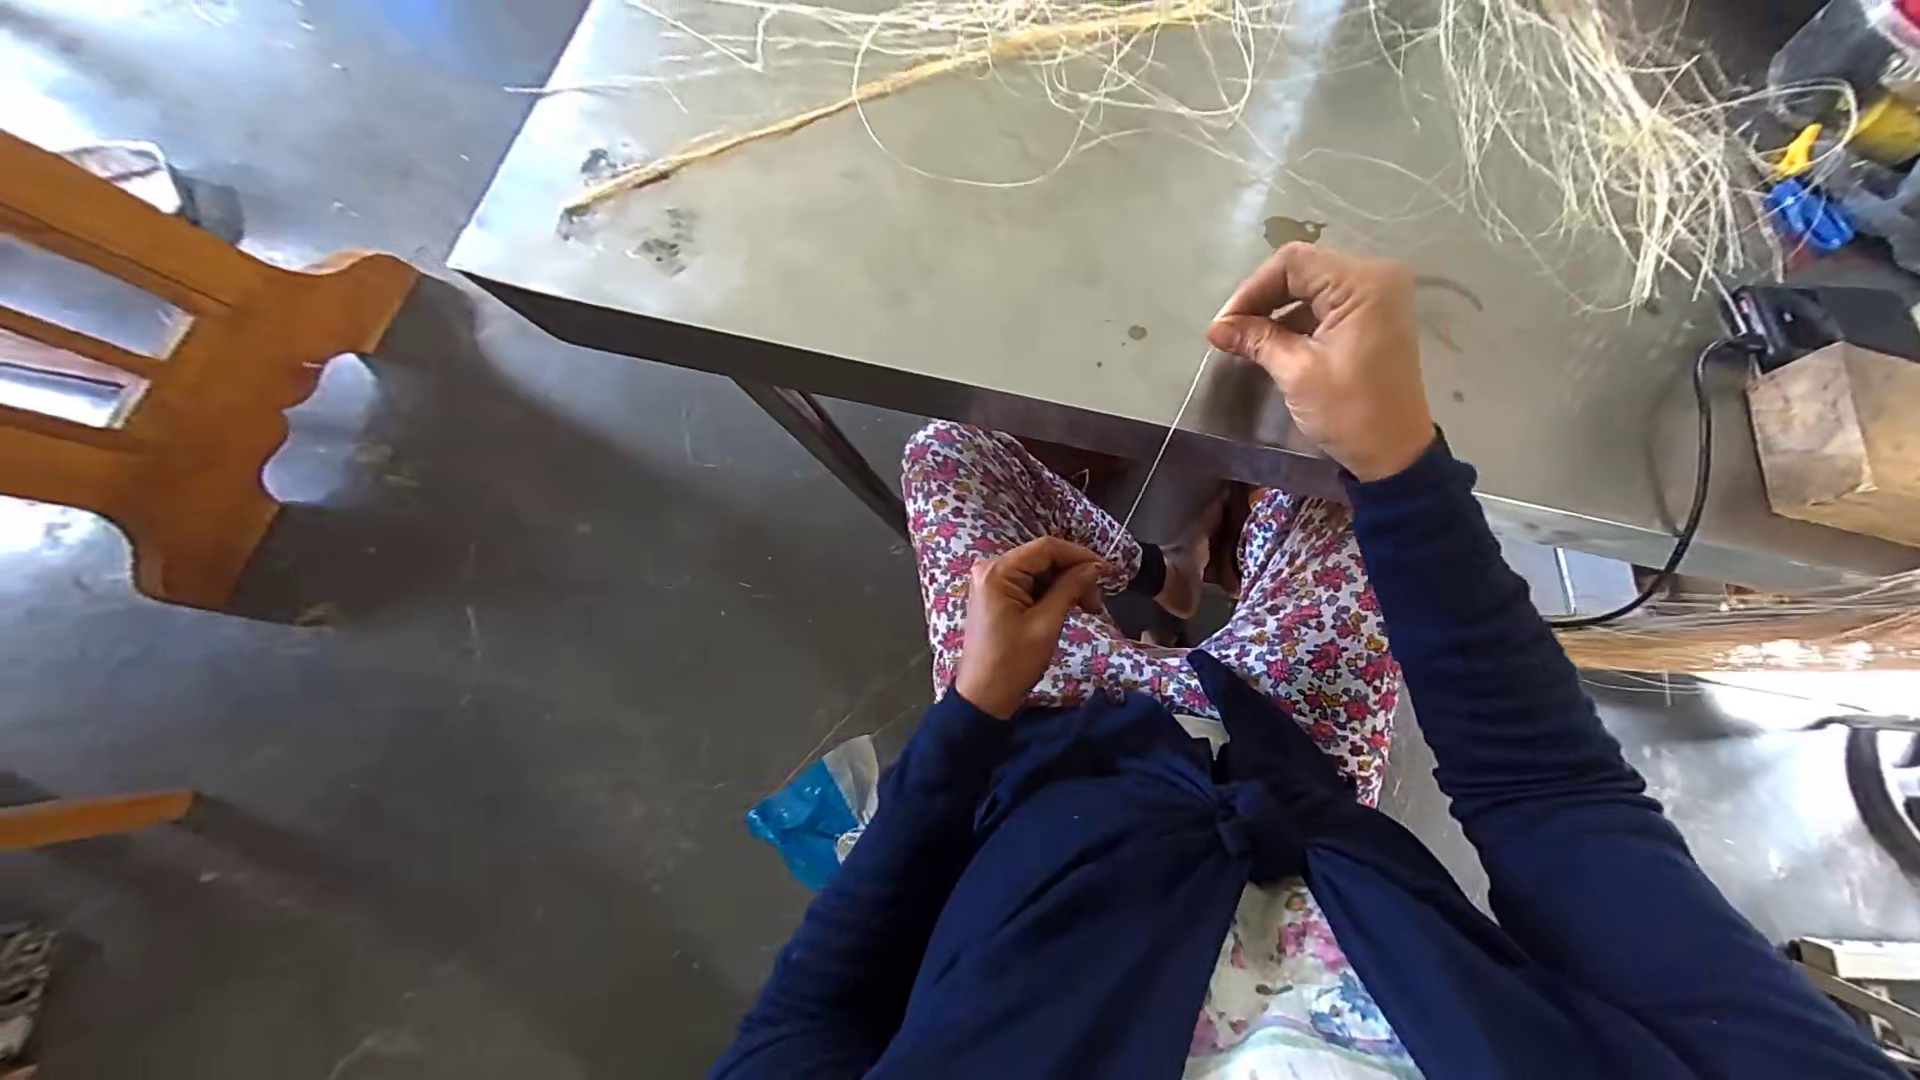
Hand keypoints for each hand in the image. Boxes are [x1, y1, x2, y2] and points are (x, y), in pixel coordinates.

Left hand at [953, 537, 1107, 719]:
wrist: (984, 696)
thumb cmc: (1013, 662)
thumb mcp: (1046, 623)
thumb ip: (1070, 588)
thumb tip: (1094, 567)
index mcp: (997, 571)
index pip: (1046, 547)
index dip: (1080, 555)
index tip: (1107, 571)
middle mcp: (991, 568)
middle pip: (1042, 557)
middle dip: (1073, 573)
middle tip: (1096, 601)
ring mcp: (991, 581)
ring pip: (1039, 571)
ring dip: (1065, 584)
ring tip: (1087, 608)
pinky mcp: (995, 595)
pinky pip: (1029, 583)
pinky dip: (1051, 592)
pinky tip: (1068, 607)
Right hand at [1206, 243, 1435, 481]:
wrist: (1392, 450)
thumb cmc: (1349, 411)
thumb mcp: (1297, 372)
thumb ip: (1257, 340)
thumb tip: (1216, 329)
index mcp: (1363, 284)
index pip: (1294, 264)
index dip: (1250, 291)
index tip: (1223, 326)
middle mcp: (1373, 279)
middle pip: (1300, 270)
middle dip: (1258, 299)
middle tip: (1228, 333)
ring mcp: (1373, 297)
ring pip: (1307, 287)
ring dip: (1271, 310)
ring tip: (1241, 340)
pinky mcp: (1367, 317)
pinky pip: (1320, 305)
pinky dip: (1289, 320)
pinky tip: (1266, 343)